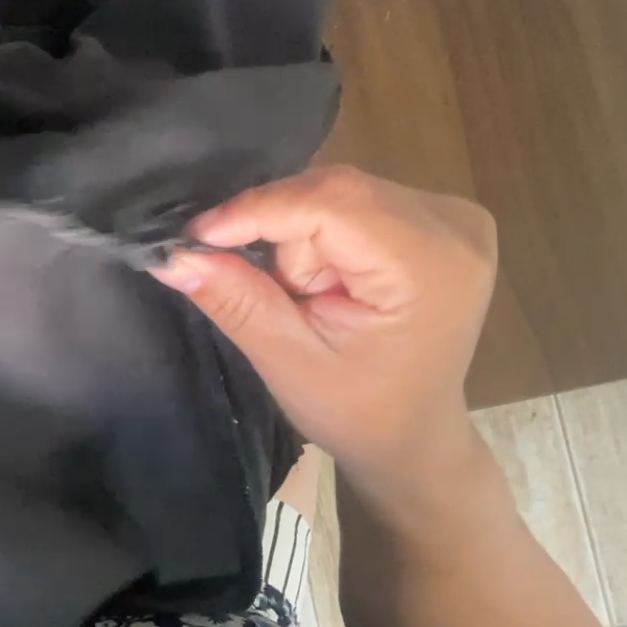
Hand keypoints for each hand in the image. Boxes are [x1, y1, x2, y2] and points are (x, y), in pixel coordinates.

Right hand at [151, 165, 496, 500]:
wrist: (410, 435)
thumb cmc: (354, 412)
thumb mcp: (286, 362)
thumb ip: (236, 301)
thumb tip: (173, 257)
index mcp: (430, 264)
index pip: (332, 201)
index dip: (256, 209)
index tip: (195, 236)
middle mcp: (454, 223)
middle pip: (335, 191)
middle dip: (281, 233)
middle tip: (268, 291)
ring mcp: (453, 216)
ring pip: (339, 194)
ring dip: (300, 239)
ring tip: (306, 297)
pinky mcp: (440, 219)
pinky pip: (354, 203)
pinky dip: (319, 235)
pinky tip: (327, 281)